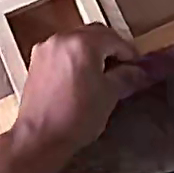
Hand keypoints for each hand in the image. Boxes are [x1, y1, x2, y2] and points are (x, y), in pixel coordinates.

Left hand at [7, 24, 148, 162]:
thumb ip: (126, 76)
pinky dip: (75, 58)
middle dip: (110, 47)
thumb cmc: (75, 117)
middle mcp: (62, 40)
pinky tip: (82, 77)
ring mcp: (46, 50)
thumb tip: (137, 71)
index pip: (114, 38)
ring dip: (92, 51)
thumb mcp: (109, 95)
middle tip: (123, 66)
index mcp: (83, 43)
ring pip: (77, 41)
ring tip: (102, 73)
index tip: (136, 65)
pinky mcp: (36, 62)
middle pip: (94, 34)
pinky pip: (62, 51)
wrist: (40, 138)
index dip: (129, 52)